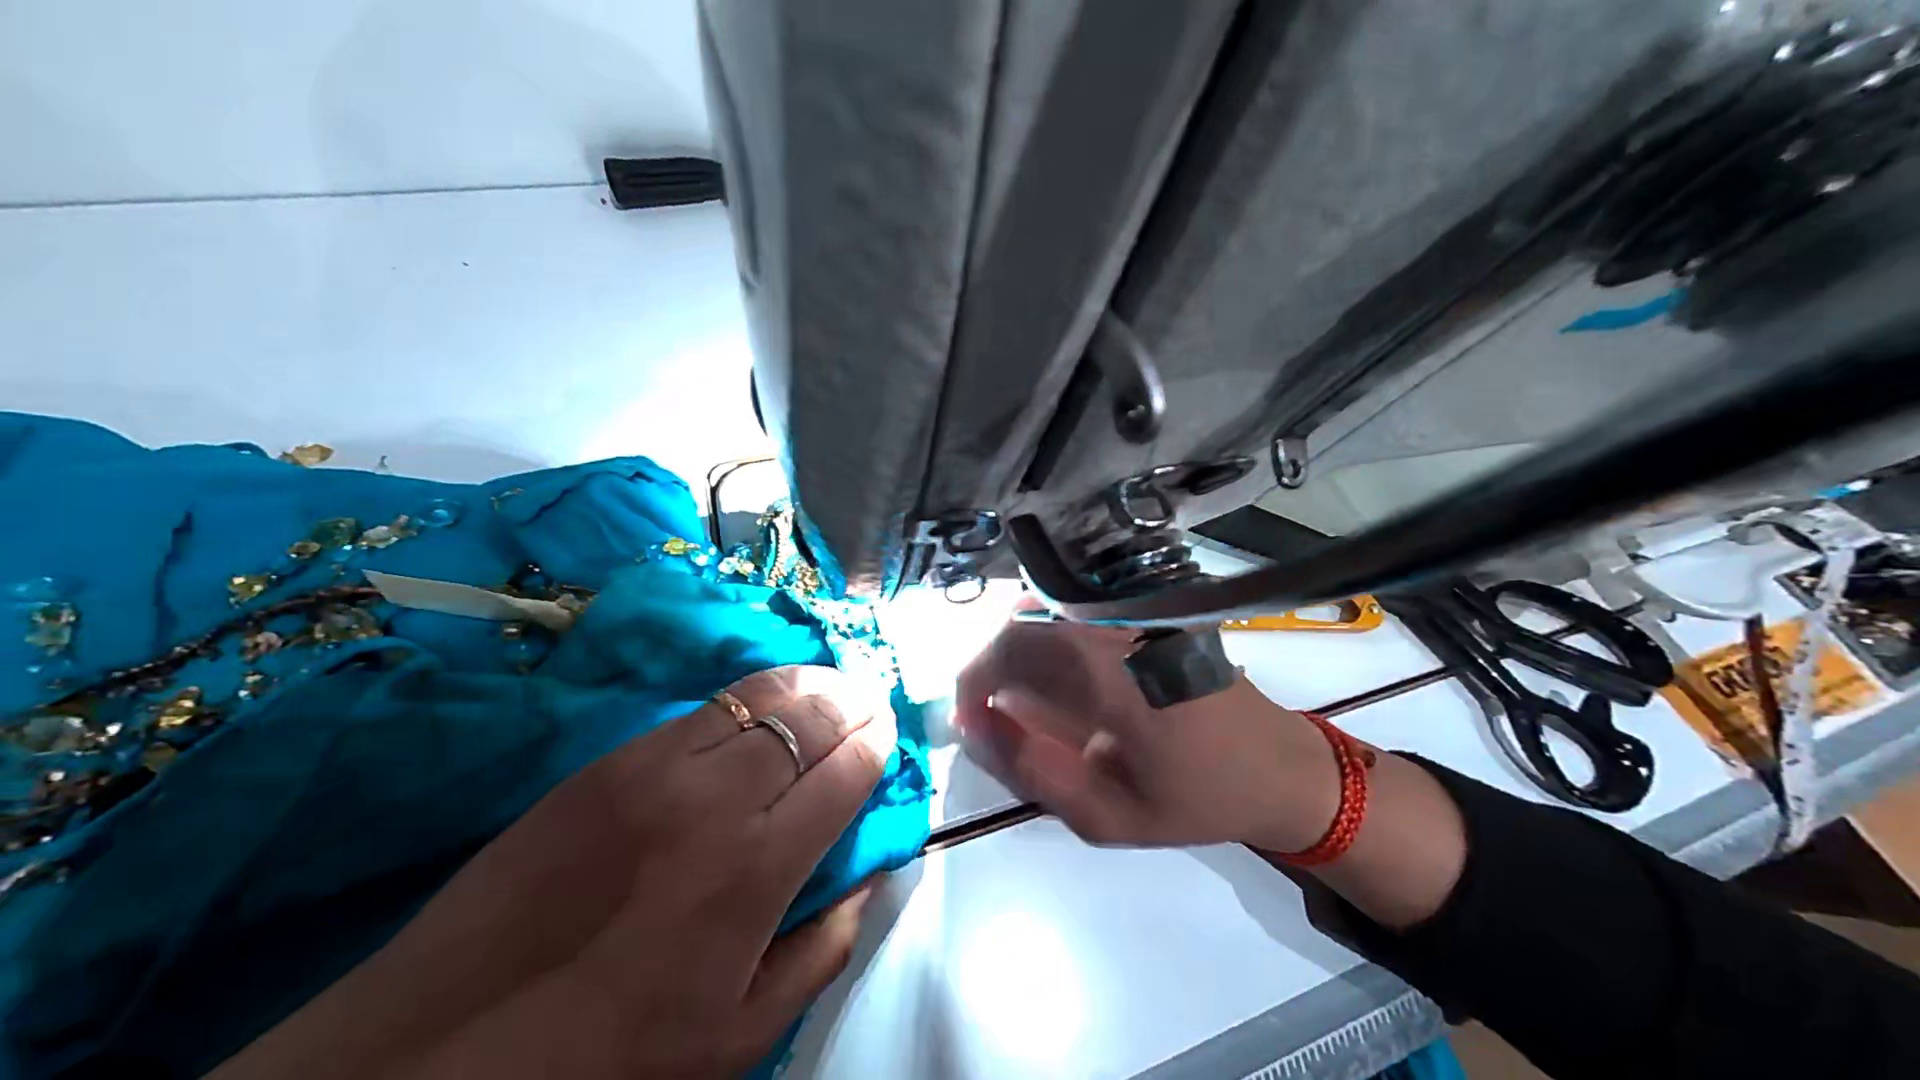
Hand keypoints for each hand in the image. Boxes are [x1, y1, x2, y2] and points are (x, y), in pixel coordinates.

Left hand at [214, 665, 896, 1079]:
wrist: (443, 1048)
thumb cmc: (610, 1055)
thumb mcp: (740, 1034)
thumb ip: (823, 949)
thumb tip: (866, 875)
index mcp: (754, 868)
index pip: (843, 773)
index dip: (876, 745)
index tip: (889, 734)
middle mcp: (712, 799)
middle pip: (806, 718)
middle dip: (851, 702)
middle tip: (869, 700)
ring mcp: (652, 768)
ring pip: (754, 695)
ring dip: (805, 685)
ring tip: (828, 685)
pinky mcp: (606, 761)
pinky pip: (698, 711)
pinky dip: (746, 700)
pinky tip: (758, 707)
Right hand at [954, 617, 1341, 853]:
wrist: (1276, 765)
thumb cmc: (1195, 798)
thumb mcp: (1107, 815)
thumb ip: (1032, 771)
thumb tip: (974, 726)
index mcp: (1113, 671)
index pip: (1013, 646)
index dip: (974, 678)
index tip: (968, 719)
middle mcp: (1120, 624)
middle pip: (1023, 621)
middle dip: (990, 667)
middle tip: (989, 715)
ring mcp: (1135, 612)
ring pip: (1045, 610)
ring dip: (1015, 652)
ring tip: (1018, 702)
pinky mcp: (1145, 610)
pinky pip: (1073, 611)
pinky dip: (1045, 639)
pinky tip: (1056, 680)